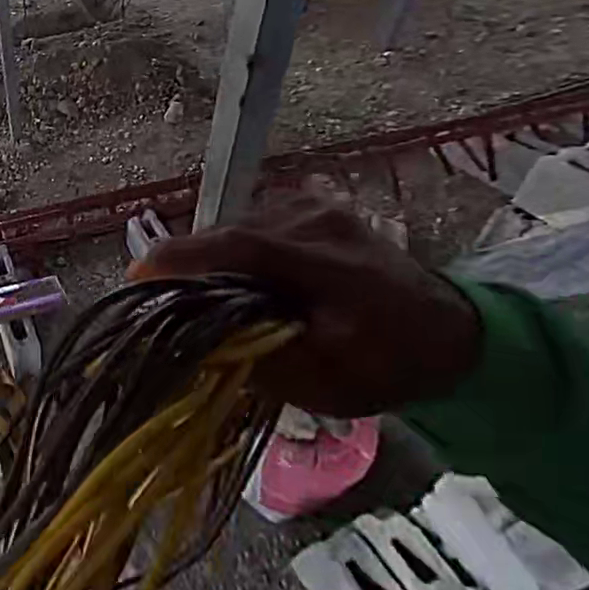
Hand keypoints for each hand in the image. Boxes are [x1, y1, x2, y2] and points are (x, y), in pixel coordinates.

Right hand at [128, 201, 481, 416]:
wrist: (450, 331)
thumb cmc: (390, 366)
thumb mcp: (325, 384)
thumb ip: (259, 358)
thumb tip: (196, 340)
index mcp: (329, 265)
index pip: (242, 247)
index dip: (184, 258)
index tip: (138, 276)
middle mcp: (318, 221)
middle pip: (229, 233)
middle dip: (185, 262)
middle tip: (156, 297)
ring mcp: (315, 206)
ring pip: (236, 226)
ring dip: (208, 257)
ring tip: (192, 292)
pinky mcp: (311, 205)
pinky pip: (252, 224)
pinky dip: (230, 250)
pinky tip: (231, 277)